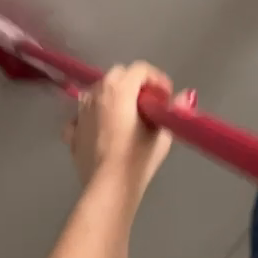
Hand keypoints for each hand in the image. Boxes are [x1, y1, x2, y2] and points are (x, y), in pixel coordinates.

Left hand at [67, 61, 174, 195]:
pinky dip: (94, 117)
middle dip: (134, 84)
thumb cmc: (138, 157)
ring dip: (113, 97)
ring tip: (127, 116)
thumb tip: (186, 96)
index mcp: (120, 89)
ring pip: (98, 92)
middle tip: (149, 103)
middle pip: (117, 75)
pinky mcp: (72, 132)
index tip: (166, 97)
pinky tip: (104, 130)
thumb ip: (174, 109)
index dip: (157, 78)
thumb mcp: (163, 132)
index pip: (140, 69)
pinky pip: (83, 115)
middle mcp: (96, 94)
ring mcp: (80, 112)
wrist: (109, 188)